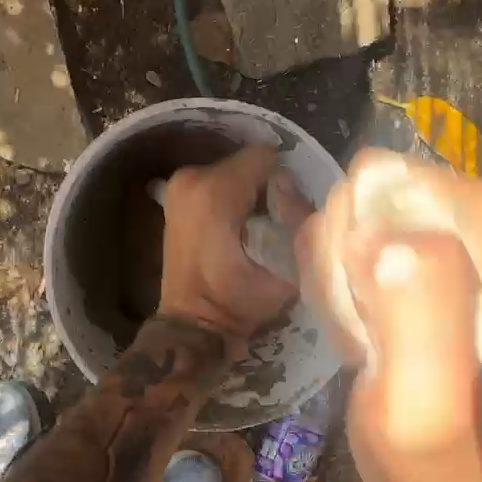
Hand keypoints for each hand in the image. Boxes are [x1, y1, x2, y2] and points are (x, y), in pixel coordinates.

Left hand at [158, 145, 304, 346]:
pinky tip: (237, 227)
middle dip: (267, 186)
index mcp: (215, 193)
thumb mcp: (284, 275)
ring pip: (232, 171)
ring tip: (255, 227)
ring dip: (249, 192)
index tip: (289, 210)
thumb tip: (305, 198)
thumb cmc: (236, 304)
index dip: (286, 180)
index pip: (266, 157)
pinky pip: (215, 182)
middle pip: (247, 163)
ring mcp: (180, 185)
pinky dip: (231, 197)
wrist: (192, 324)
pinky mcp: (176, 196)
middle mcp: (193, 178)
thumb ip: (300, 229)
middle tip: (274, 221)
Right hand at [295, 151, 481, 481]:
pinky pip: (358, 240)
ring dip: (344, 289)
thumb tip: (380, 224)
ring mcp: (470, 229)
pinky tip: (374, 338)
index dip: (354, 260)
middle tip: (374, 345)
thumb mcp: (428, 402)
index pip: (384, 185)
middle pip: (370, 195)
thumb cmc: (442, 459)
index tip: (374, 331)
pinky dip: (348, 292)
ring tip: (377, 348)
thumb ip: (417, 306)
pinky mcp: (443, 250)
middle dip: (348, 274)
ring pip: (356, 219)